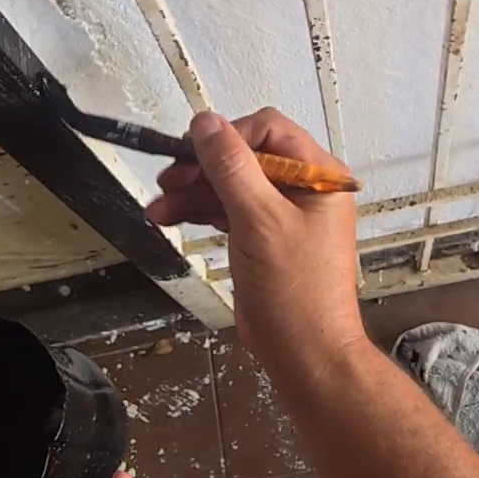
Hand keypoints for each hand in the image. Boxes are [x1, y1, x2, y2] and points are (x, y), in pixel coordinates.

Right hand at [145, 109, 369, 385]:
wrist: (306, 356)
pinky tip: (169, 215)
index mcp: (319, 174)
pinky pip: (229, 210)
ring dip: (194, 191)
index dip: (230, 135)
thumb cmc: (295, 289)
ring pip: (232, 184)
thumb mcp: (260, 220)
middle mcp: (304, 187)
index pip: (270, 130)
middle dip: (204, 167)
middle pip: (246, 157)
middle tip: (168, 178)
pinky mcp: (264, 236)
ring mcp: (283, 212)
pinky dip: (200, 212)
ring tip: (158, 203)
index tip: (193, 150)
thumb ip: (231, 167)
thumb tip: (205, 122)